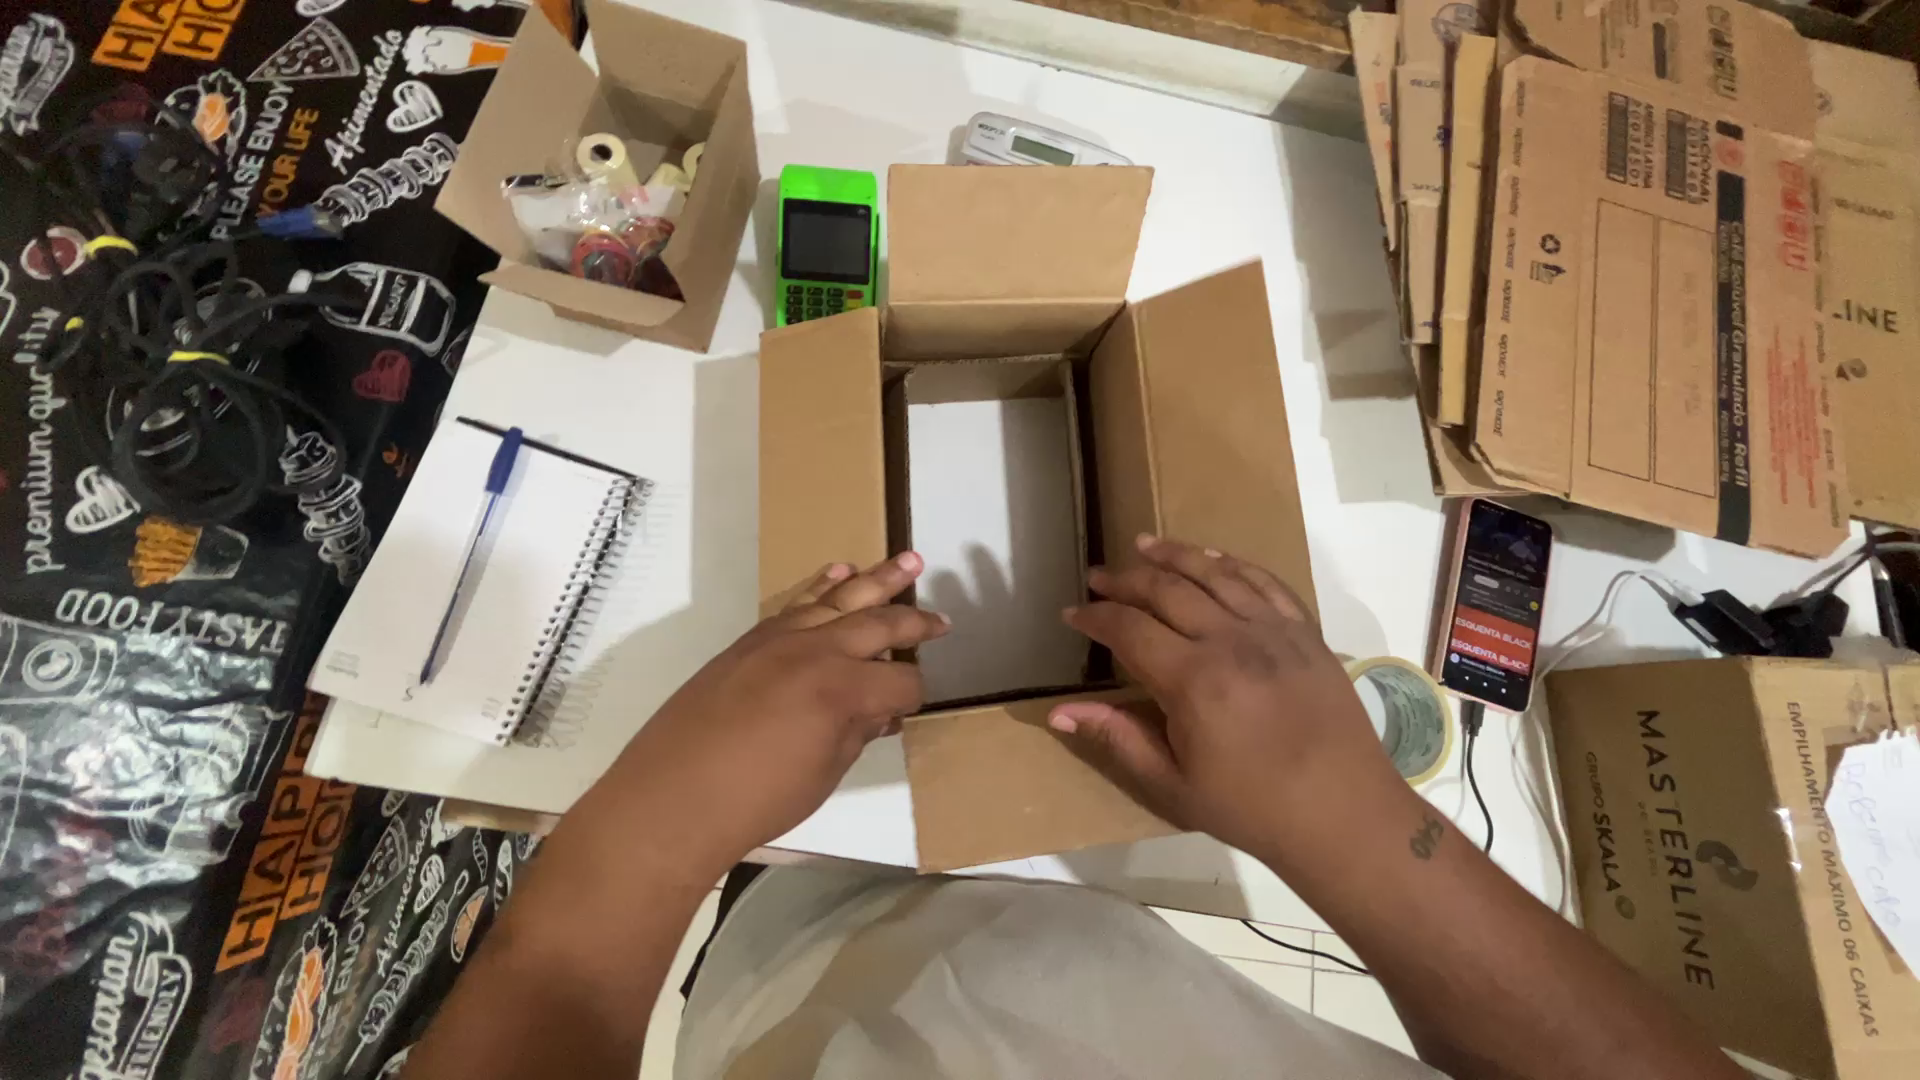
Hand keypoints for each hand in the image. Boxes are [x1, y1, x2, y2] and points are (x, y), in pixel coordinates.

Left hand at [600, 553, 947, 874]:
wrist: (670, 798)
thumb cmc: (756, 801)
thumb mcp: (824, 773)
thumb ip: (858, 732)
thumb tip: (882, 712)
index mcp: (842, 691)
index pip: (900, 683)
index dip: (914, 698)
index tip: (912, 709)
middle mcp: (817, 651)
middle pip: (880, 626)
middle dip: (916, 623)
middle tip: (942, 619)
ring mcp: (781, 638)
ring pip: (841, 598)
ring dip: (878, 580)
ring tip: (909, 560)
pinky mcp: (752, 639)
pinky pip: (797, 603)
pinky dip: (823, 586)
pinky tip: (841, 572)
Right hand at [1048, 536, 1406, 862]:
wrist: (1345, 814)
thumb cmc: (1252, 807)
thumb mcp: (1173, 784)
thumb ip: (1117, 737)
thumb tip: (1059, 713)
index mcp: (1193, 680)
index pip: (1129, 629)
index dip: (1094, 617)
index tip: (1072, 614)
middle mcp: (1231, 641)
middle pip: (1166, 589)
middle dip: (1124, 579)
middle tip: (1098, 578)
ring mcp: (1273, 630)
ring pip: (1213, 573)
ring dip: (1173, 555)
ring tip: (1142, 545)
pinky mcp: (1304, 631)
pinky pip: (1263, 581)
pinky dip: (1231, 564)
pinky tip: (1210, 558)